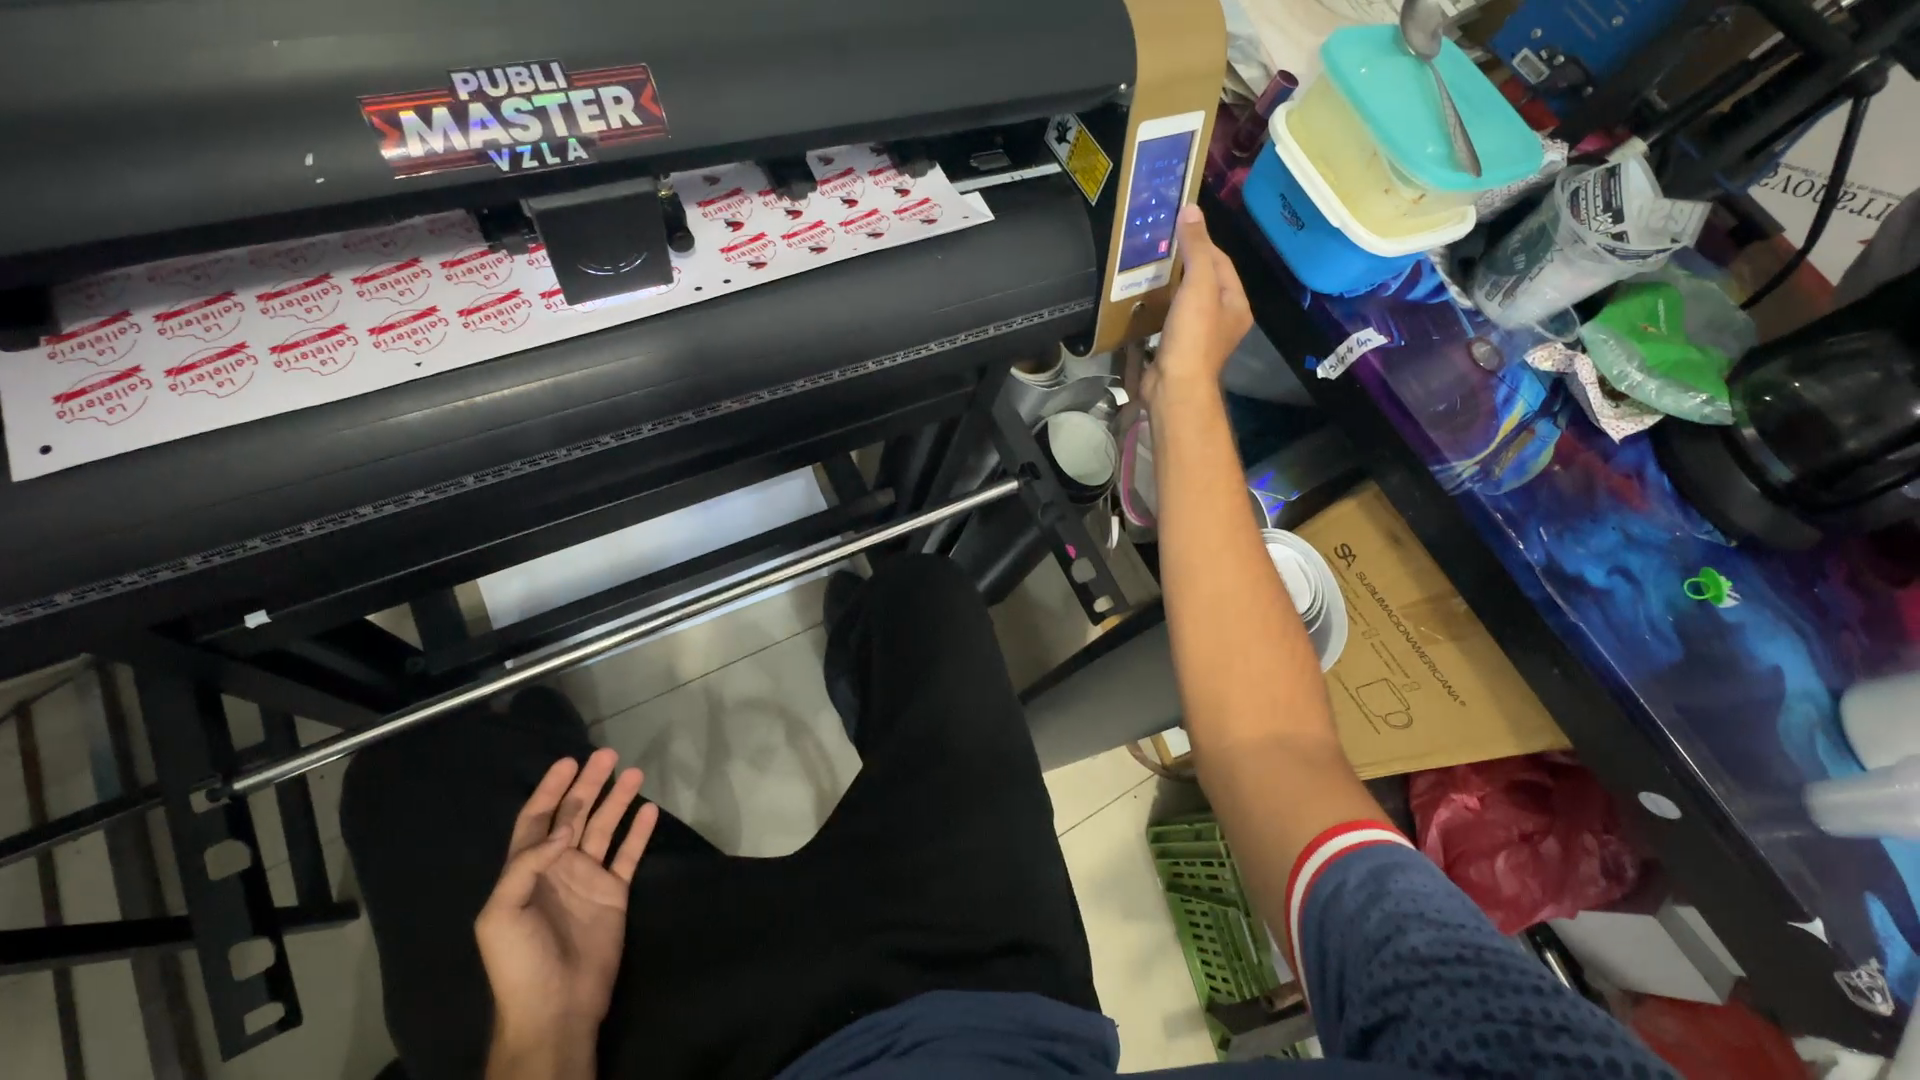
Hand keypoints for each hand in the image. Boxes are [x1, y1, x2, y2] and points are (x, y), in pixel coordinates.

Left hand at [476, 748, 657, 1062]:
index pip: (538, 820)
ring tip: (635, 773)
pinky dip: (639, 833)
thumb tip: (564, 830)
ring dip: (618, 801)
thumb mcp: (502, 913)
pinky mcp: (614, 894)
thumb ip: (526, 865)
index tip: (568, 761)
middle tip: (608, 755)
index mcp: (526, 870)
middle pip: (575, 815)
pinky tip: (649, 810)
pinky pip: (628, 855)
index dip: (551, 790)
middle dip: (589, 784)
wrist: (555, 1006)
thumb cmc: (519, 961)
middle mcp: (558, 867)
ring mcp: (588, 879)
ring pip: (604, 828)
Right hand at [1145, 205, 1252, 405]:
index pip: (1221, 262)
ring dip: (1169, 286)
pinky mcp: (1177, 349)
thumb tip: (1191, 209)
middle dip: (1183, 264)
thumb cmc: (1193, 335)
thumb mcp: (1198, 285)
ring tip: (1147, 270)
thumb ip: (1196, 248)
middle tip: (1158, 248)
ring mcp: (1199, 337)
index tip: (1177, 229)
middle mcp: (1223, 320)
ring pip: (1186, 301)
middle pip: (1204, 281)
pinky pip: (1169, 320)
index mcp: (1236, 304)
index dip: (1202, 243)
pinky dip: (1158, 308)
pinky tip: (1142, 300)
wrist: (1174, 387)